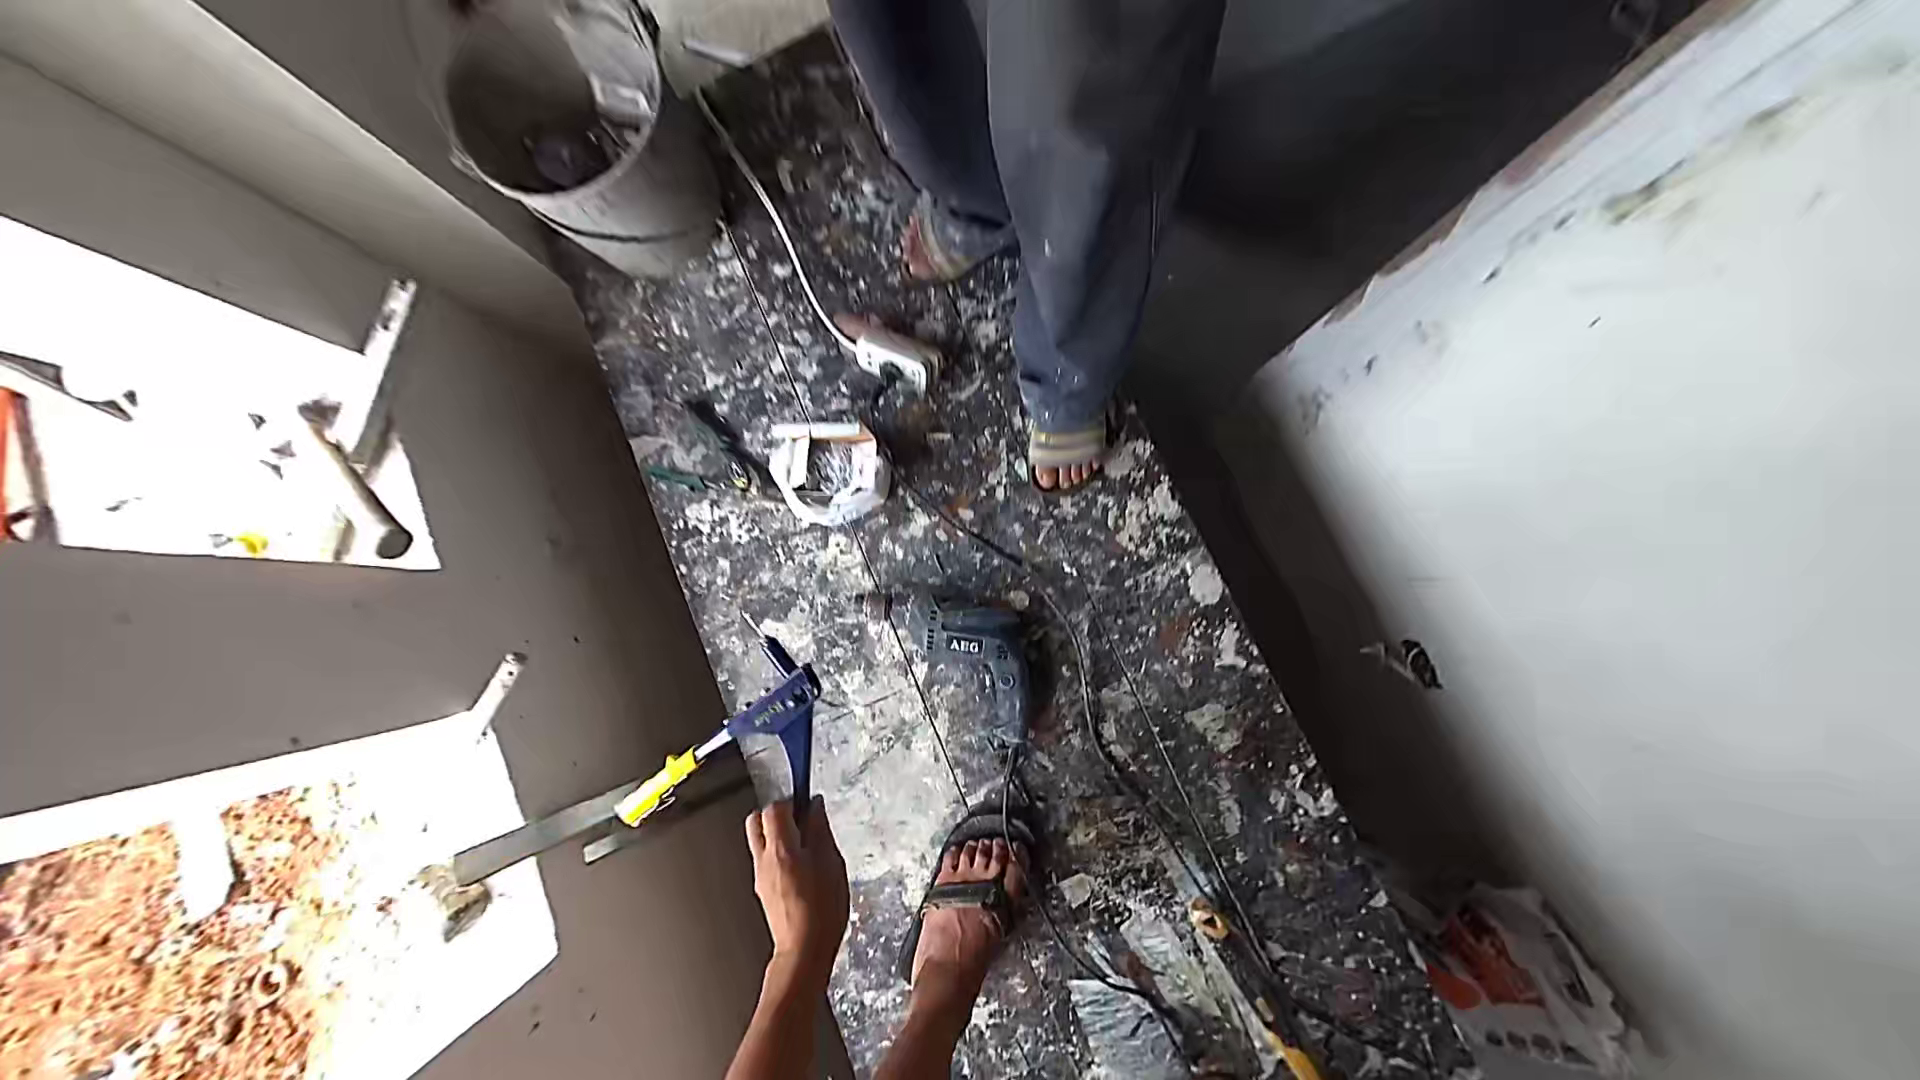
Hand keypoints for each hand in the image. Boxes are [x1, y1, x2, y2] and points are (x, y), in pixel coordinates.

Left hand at [745, 797, 849, 984]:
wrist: (804, 951)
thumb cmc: (820, 911)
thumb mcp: (831, 862)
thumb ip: (820, 830)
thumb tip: (815, 808)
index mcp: (781, 849)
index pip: (775, 807)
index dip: (793, 798)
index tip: (808, 799)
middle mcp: (764, 860)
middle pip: (758, 819)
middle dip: (778, 812)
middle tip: (801, 816)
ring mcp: (761, 876)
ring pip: (760, 840)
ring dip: (778, 832)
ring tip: (804, 841)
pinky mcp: (764, 890)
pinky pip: (766, 859)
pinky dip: (779, 852)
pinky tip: (801, 864)